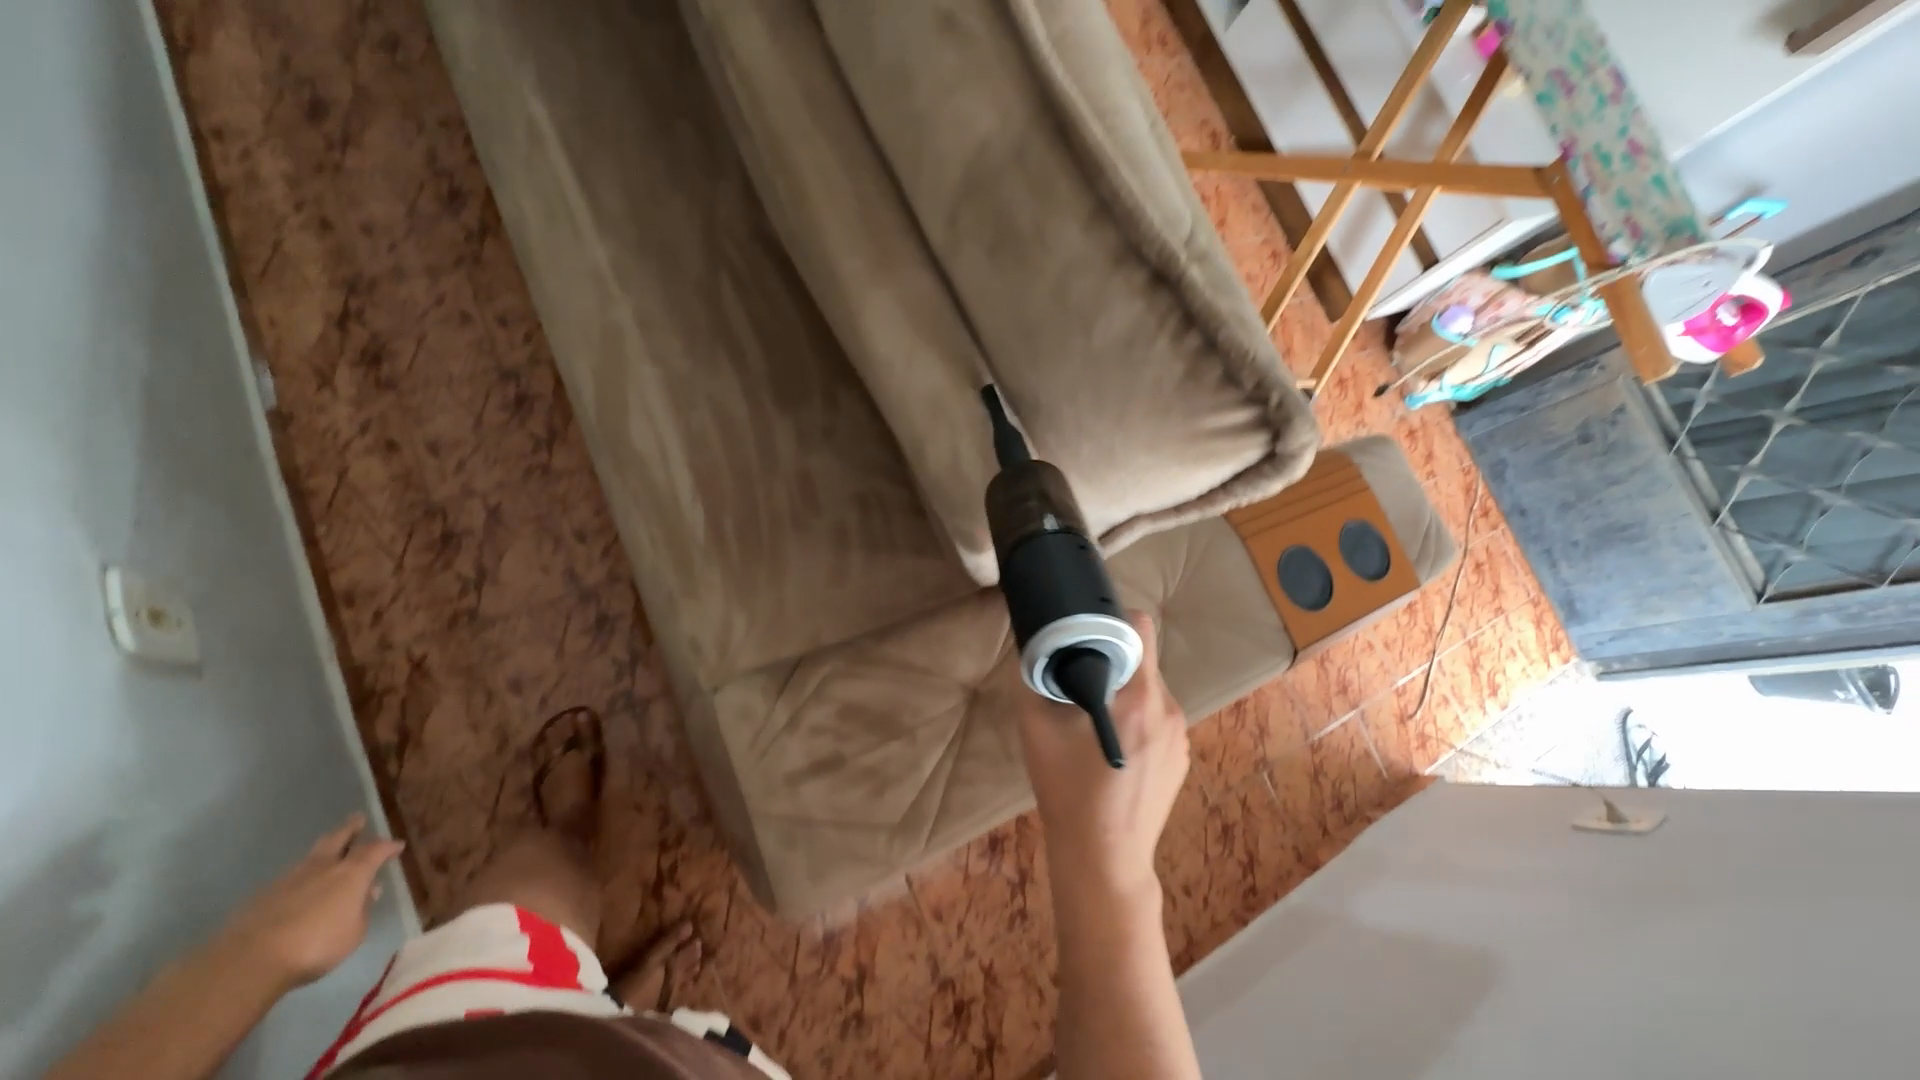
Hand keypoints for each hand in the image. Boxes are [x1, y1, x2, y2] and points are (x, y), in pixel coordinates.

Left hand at [217, 815, 404, 990]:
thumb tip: (369, 891)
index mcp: (351, 874)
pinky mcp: (265, 893)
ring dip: (325, 850)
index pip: (375, 850)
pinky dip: (303, 875)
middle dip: (351, 828)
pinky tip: (302, 886)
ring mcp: (290, 878)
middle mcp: (323, 867)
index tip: (397, 845)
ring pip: (313, 855)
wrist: (251, 959)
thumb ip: (362, 909)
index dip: (388, 846)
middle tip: (358, 819)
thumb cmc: (316, 945)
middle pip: (338, 838)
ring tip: (331, 850)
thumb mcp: (354, 932)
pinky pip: (292, 876)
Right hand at [1018, 612, 1188, 903]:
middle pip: (1143, 662)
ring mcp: (1180, 737)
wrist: (1103, 858)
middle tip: (1079, 684)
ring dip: (1124, 695)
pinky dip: (1137, 722)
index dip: (1112, 621)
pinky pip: (1158, 721)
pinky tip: (1113, 752)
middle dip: (1112, 664)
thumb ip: (1034, 680)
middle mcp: (1168, 709)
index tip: (1087, 634)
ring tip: (1093, 724)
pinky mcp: (1182, 759)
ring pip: (1150, 693)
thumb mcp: (1036, 731)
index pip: (1140, 629)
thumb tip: (1035, 650)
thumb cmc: (1068, 791)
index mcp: (1137, 696)